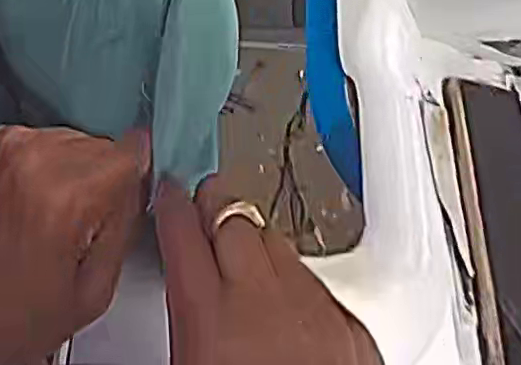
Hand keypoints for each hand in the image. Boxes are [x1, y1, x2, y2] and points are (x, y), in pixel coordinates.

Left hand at [0, 126, 148, 364]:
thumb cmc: (18, 314)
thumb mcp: (95, 289)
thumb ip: (128, 222)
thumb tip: (143, 175)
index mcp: (67, 197)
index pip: (132, 150)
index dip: (134, 176)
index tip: (124, 198)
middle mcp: (38, 158)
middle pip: (104, 144)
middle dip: (104, 176)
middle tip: (82, 220)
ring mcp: (15, 144)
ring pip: (78, 137)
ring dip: (76, 166)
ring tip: (54, 209)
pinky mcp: (0, 139)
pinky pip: (51, 136)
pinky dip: (50, 159)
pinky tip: (36, 193)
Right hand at [156, 174, 381, 364]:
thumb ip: (181, 318)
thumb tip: (168, 290)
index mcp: (210, 318)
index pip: (181, 227)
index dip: (171, 203)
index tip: (169, 193)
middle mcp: (263, 300)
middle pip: (231, 213)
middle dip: (212, 206)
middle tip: (202, 208)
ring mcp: (313, 308)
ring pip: (274, 238)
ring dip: (254, 242)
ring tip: (242, 259)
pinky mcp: (353, 327)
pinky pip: (312, 277)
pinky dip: (293, 279)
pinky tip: (284, 304)